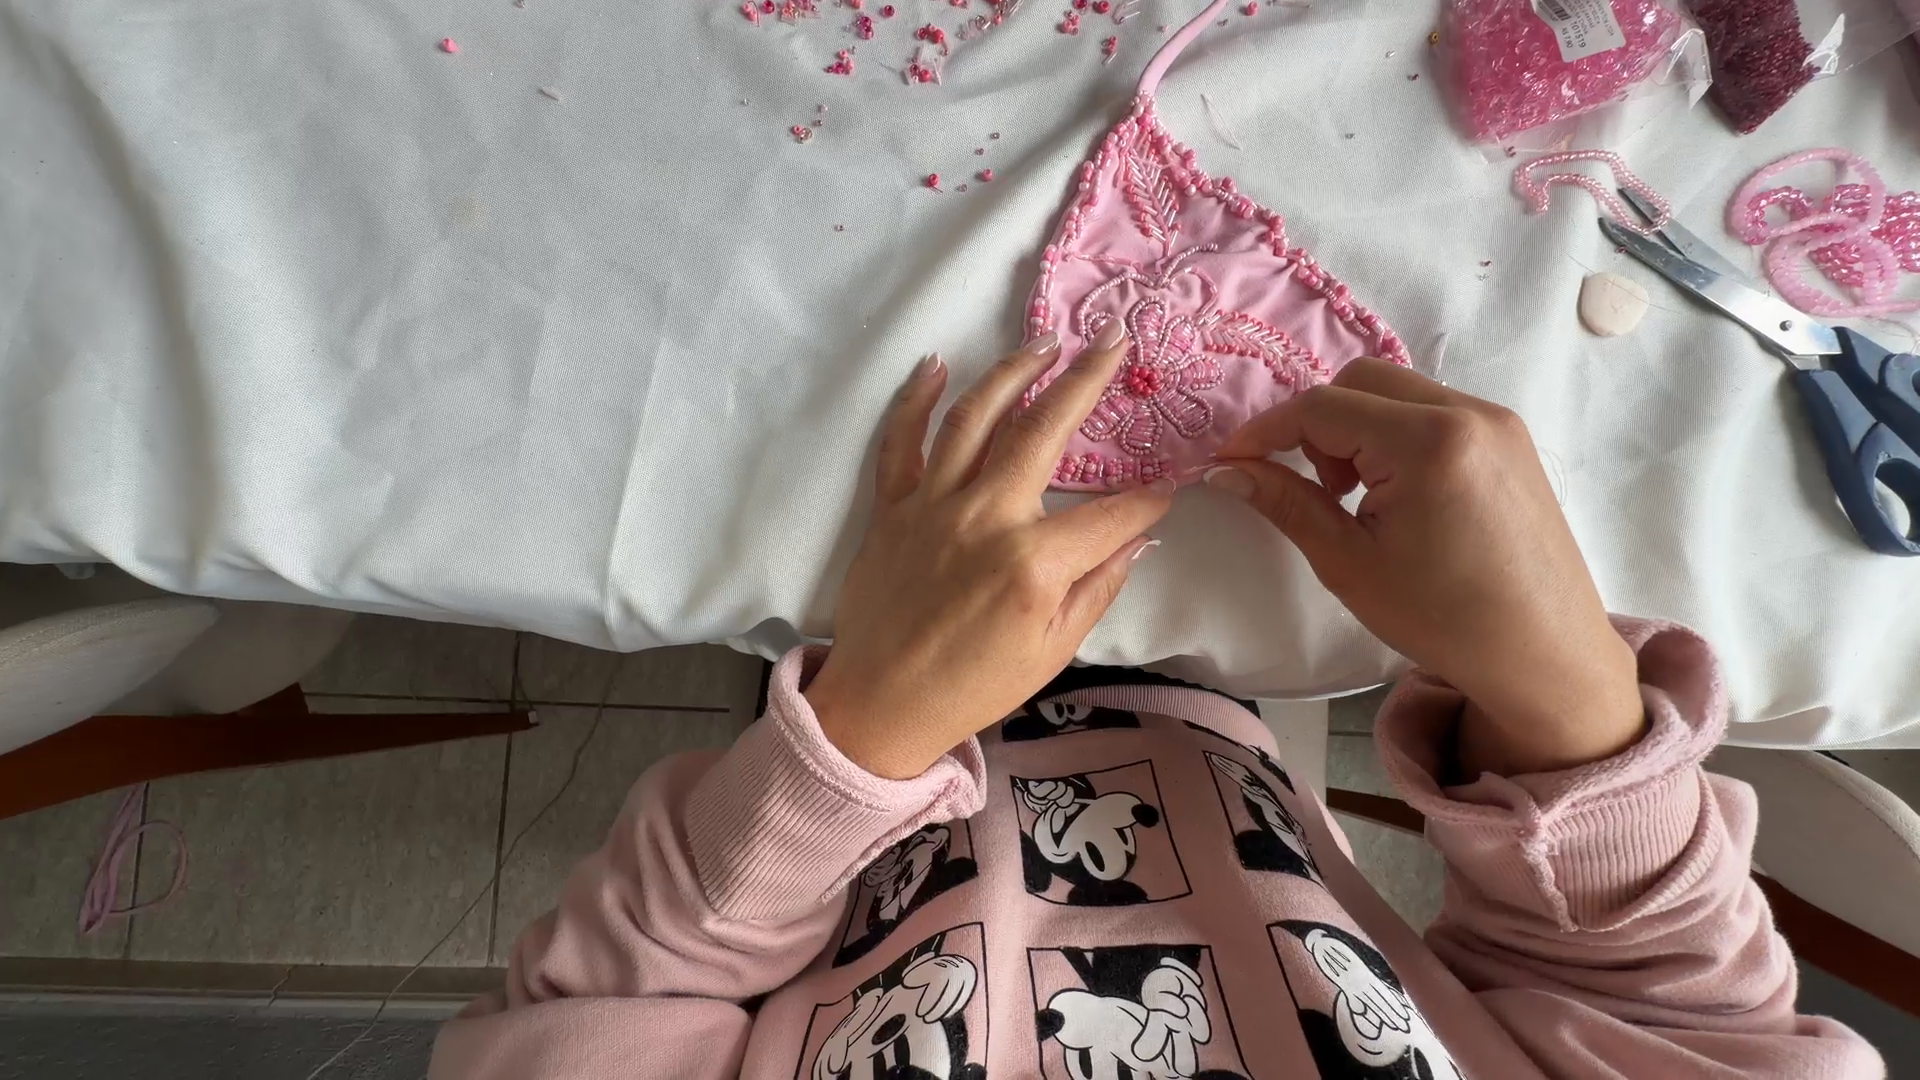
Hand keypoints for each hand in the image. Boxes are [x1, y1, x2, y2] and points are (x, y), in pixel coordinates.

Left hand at [805, 327, 1173, 778]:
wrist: (881, 704)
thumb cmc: (973, 688)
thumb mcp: (1054, 651)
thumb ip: (1100, 586)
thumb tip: (1140, 535)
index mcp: (1033, 563)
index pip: (1111, 514)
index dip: (1149, 498)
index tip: (1171, 482)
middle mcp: (984, 517)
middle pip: (1043, 431)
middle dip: (1086, 379)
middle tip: (1112, 340)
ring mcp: (931, 505)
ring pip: (974, 417)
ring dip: (1012, 372)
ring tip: (1044, 342)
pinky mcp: (891, 508)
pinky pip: (900, 441)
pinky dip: (915, 400)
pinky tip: (936, 365)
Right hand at [1208, 359, 1643, 775]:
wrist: (1543, 653)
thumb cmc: (1439, 616)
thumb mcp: (1346, 561)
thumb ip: (1283, 502)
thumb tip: (1224, 472)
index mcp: (1427, 442)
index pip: (1320, 407)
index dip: (1264, 430)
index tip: (1229, 462)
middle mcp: (1467, 412)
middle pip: (1358, 381)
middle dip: (1311, 423)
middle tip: (1309, 483)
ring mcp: (1496, 420)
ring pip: (1393, 390)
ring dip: (1351, 426)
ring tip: (1351, 492)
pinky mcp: (1508, 437)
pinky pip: (1427, 409)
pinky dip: (1389, 433)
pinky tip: (1390, 489)